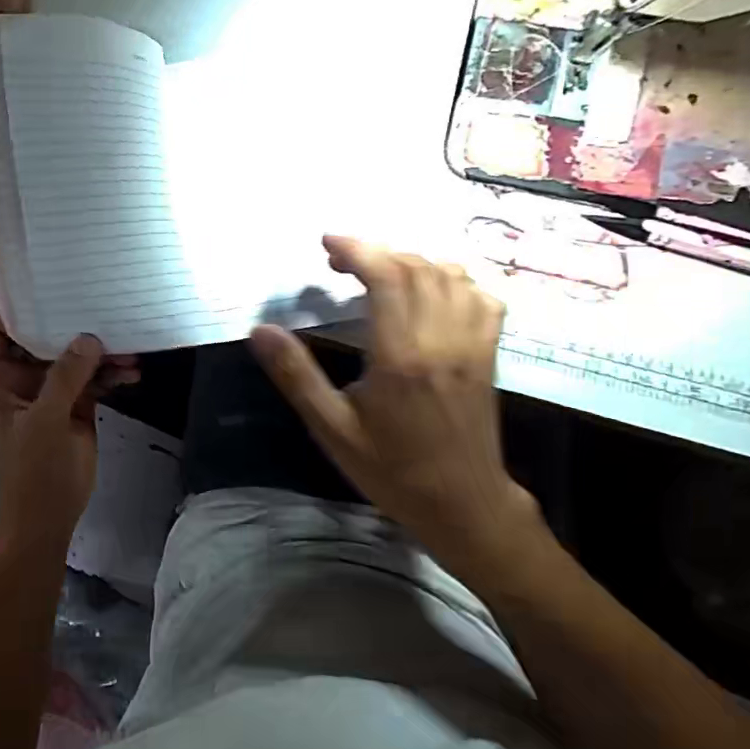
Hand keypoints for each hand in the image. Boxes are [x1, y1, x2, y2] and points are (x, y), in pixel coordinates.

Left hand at [0, 315, 139, 554]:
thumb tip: (89, 337)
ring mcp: (55, 394)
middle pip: (47, 340)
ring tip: (131, 349)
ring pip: (78, 360)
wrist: (47, 518)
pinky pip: (97, 381)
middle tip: (105, 309)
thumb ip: (65, 377)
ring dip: (102, 352)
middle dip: (73, 326)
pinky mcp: (79, 408)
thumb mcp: (45, 420)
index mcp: (3, 379)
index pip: (0, 333)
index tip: (48, 289)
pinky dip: (114, 374)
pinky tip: (134, 373)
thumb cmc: (32, 469)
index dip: (18, 310)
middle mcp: (27, 380)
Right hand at [250, 235, 539, 571]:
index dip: (357, 250)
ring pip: (450, 276)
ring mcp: (472, 344)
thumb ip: (297, 376)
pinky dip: (456, 281)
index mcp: (400, 355)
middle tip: (341, 261)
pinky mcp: (488, 354)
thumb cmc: (392, 470)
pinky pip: (483, 298)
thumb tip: (260, 331)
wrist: (462, 504)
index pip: (386, 277)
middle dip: (376, 252)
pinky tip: (433, 290)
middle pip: (415, 267)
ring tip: (381, 272)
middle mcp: (441, 339)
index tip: (327, 245)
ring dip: (412, 261)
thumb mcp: (332, 429)